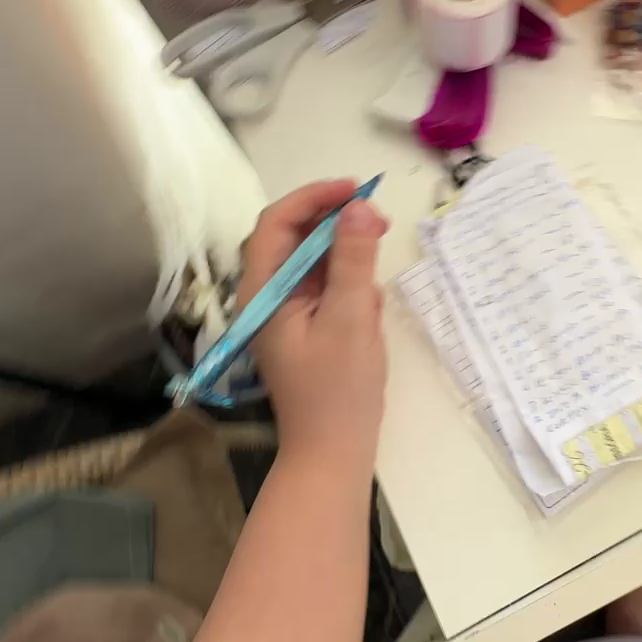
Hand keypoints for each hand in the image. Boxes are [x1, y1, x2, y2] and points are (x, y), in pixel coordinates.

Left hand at [238, 180, 389, 471]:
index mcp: (263, 293)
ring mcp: (287, 313)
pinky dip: (350, 284)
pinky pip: (327, 288)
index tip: (356, 190)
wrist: (334, 452)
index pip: (276, 224)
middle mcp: (268, 297)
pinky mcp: (308, 327)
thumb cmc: (338, 389)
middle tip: (378, 218)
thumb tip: (361, 207)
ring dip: (347, 253)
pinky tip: (371, 306)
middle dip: (335, 222)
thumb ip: (355, 260)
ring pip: (314, 262)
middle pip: (295, 238)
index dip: (313, 197)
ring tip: (378, 265)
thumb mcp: (351, 318)